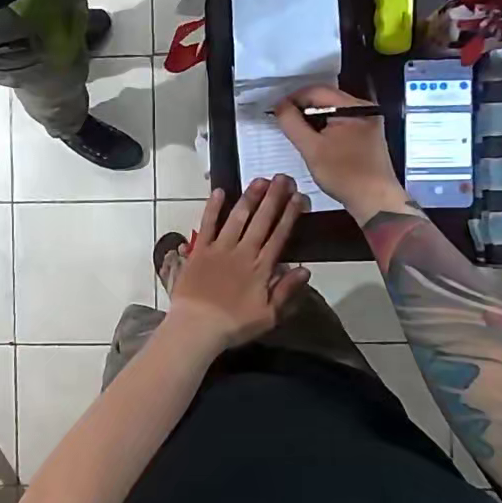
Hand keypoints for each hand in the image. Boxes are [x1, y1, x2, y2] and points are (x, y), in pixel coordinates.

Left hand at [168, 177, 311, 351]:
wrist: (197, 325)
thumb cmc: (234, 324)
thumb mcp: (269, 315)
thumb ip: (287, 291)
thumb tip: (305, 269)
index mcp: (262, 268)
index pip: (280, 235)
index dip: (290, 215)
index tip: (299, 197)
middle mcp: (242, 253)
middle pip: (261, 221)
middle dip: (274, 198)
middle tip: (283, 177)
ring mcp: (219, 249)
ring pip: (237, 218)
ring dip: (249, 198)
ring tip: (261, 180)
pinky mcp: (199, 250)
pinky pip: (207, 224)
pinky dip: (213, 207)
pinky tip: (220, 191)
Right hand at [272, 85, 409, 221]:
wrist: (374, 198)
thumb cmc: (342, 173)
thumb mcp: (310, 147)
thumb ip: (292, 123)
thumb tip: (279, 105)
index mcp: (354, 108)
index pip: (316, 91)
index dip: (292, 99)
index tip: (276, 113)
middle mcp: (364, 108)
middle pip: (325, 98)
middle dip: (301, 108)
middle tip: (283, 123)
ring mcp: (367, 120)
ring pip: (331, 110)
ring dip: (311, 118)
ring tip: (296, 132)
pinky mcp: (366, 132)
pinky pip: (339, 120)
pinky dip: (323, 126)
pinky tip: (313, 139)